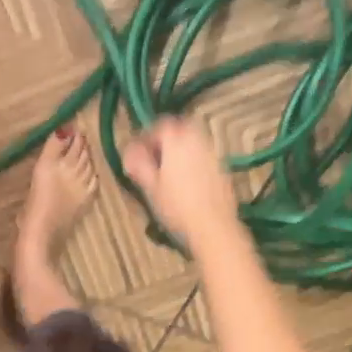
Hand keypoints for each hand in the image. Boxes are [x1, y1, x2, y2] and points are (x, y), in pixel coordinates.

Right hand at [121, 117, 240, 242]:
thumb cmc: (177, 208)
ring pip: (193, 141)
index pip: (161, 125)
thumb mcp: (151, 188)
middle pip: (180, 129)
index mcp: (176, 141)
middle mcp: (197, 140)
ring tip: (170, 172)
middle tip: (155, 158)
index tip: (140, 151)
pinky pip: (204, 155)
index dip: (147, 136)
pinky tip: (187, 182)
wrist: (212, 226)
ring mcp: (212, 153)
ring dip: (180, 150)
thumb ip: (139, 164)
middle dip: (166, 139)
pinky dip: (193, 161)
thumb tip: (129, 151)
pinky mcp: (222, 168)